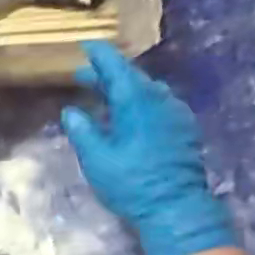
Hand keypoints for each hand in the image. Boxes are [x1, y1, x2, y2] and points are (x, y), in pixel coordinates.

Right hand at [60, 41, 236, 254]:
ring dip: (123, 89)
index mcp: (137, 102)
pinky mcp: (182, 129)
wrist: (176, 208)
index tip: (86, 47)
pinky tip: (126, 114)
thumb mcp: (96, 158)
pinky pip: (157, 104)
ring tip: (102, 95)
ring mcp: (175, 114)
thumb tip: (71, 111)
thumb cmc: (130, 182)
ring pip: (147, 91)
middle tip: (84, 75)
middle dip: (107, 74)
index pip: (116, 69)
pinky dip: (137, 102)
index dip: (100, 57)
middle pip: (132, 78)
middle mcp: (160, 100)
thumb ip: (82, 130)